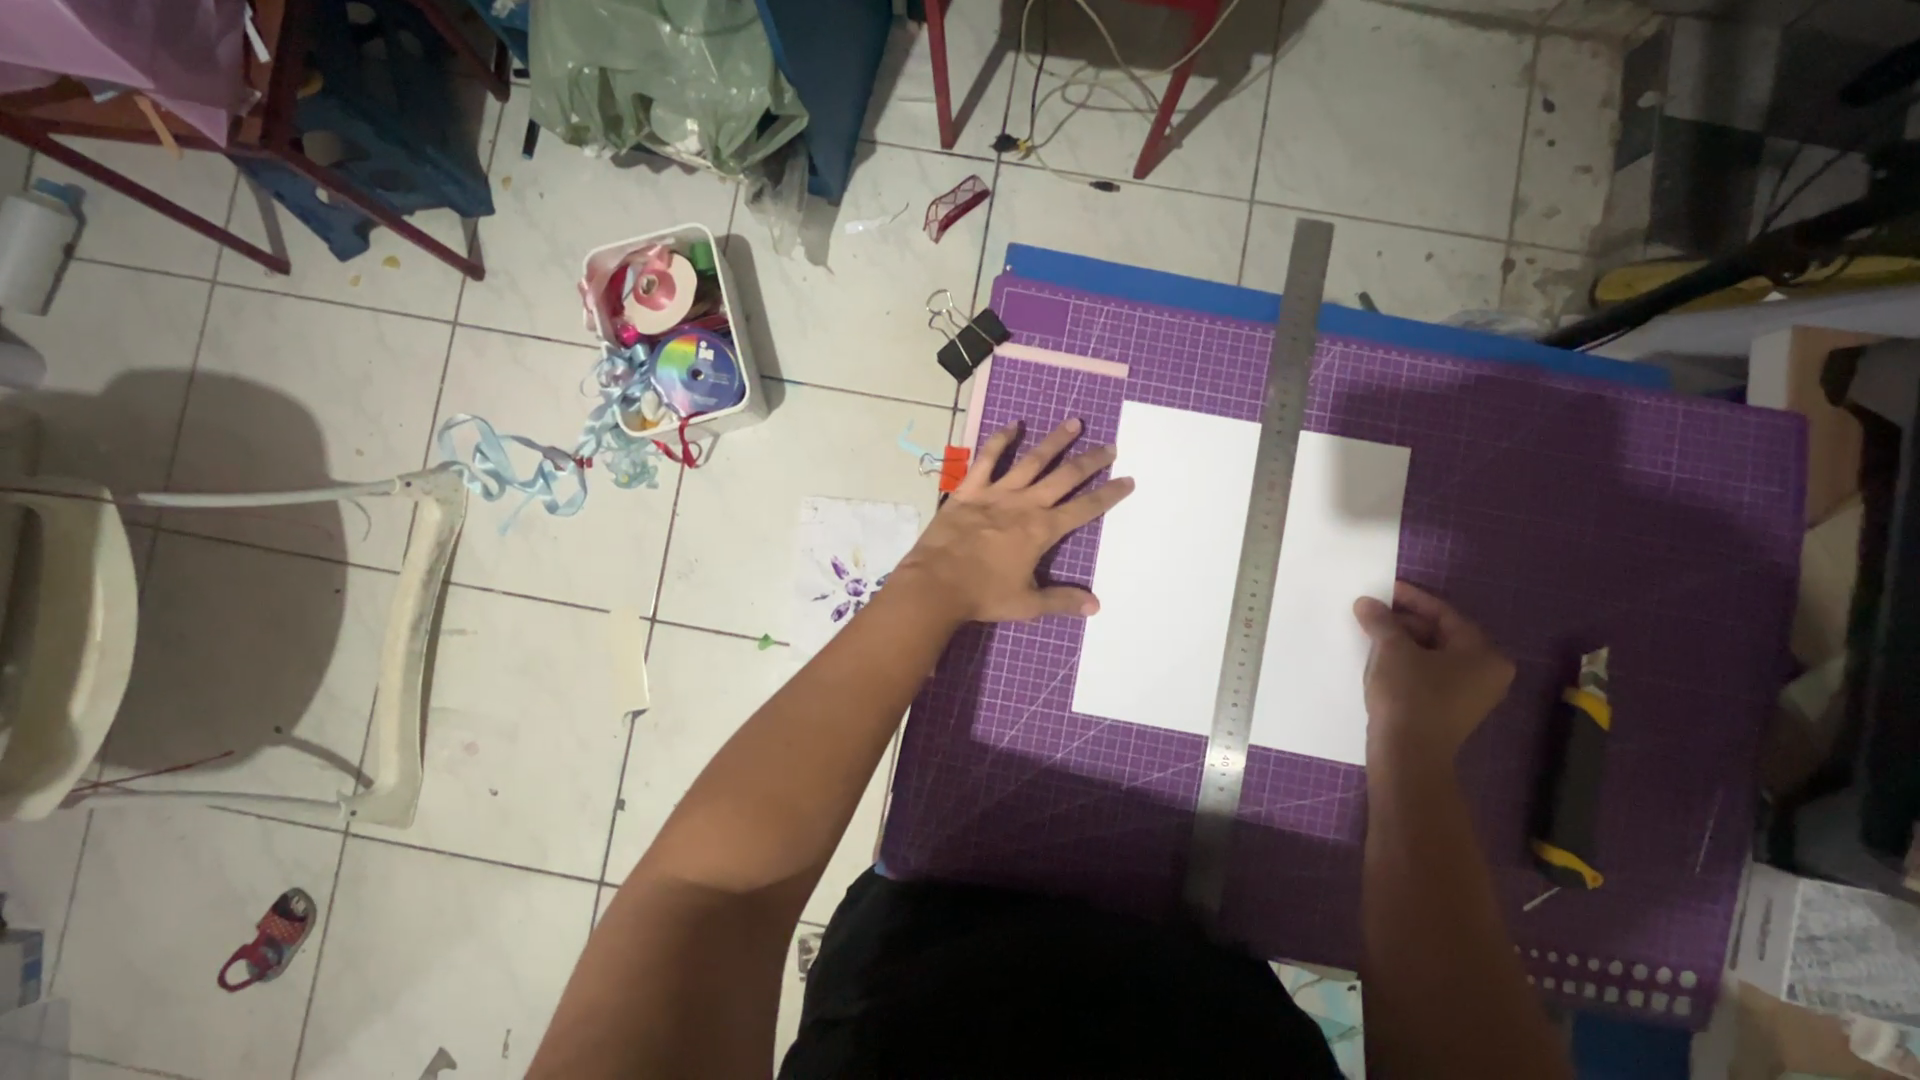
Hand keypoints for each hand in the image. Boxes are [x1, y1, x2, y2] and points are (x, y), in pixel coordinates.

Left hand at [890, 418, 1134, 624]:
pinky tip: (1013, 425)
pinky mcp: (968, 490)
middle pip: (1065, 477)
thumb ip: (1061, 600)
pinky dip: (1000, 440)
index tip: (1127, 479)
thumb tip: (1095, 606)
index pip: (1085, 508)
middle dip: (1090, 461)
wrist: (935, 584)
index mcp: (1042, 531)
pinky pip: (986, 459)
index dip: (1108, 494)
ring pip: (1032, 460)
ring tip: (1073, 423)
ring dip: (1055, 441)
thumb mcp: (1027, 603)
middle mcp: (1025, 505)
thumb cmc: (982, 595)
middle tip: (1109, 446)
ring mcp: (996, 493)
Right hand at [1352, 582, 1514, 768]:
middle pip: (1441, 634)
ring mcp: (1471, 694)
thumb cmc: (1409, 695)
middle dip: (1405, 622)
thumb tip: (1367, 602)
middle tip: (1373, 613)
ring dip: (1403, 641)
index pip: (1446, 614)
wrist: (1407, 755)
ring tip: (1372, 633)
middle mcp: (1487, 672)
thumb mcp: (1392, 650)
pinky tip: (1381, 658)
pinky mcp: (1451, 709)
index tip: (1385, 589)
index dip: (1412, 599)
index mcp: (1484, 654)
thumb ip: (1382, 621)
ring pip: (1434, 655)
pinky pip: (1430, 674)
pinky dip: (1408, 662)